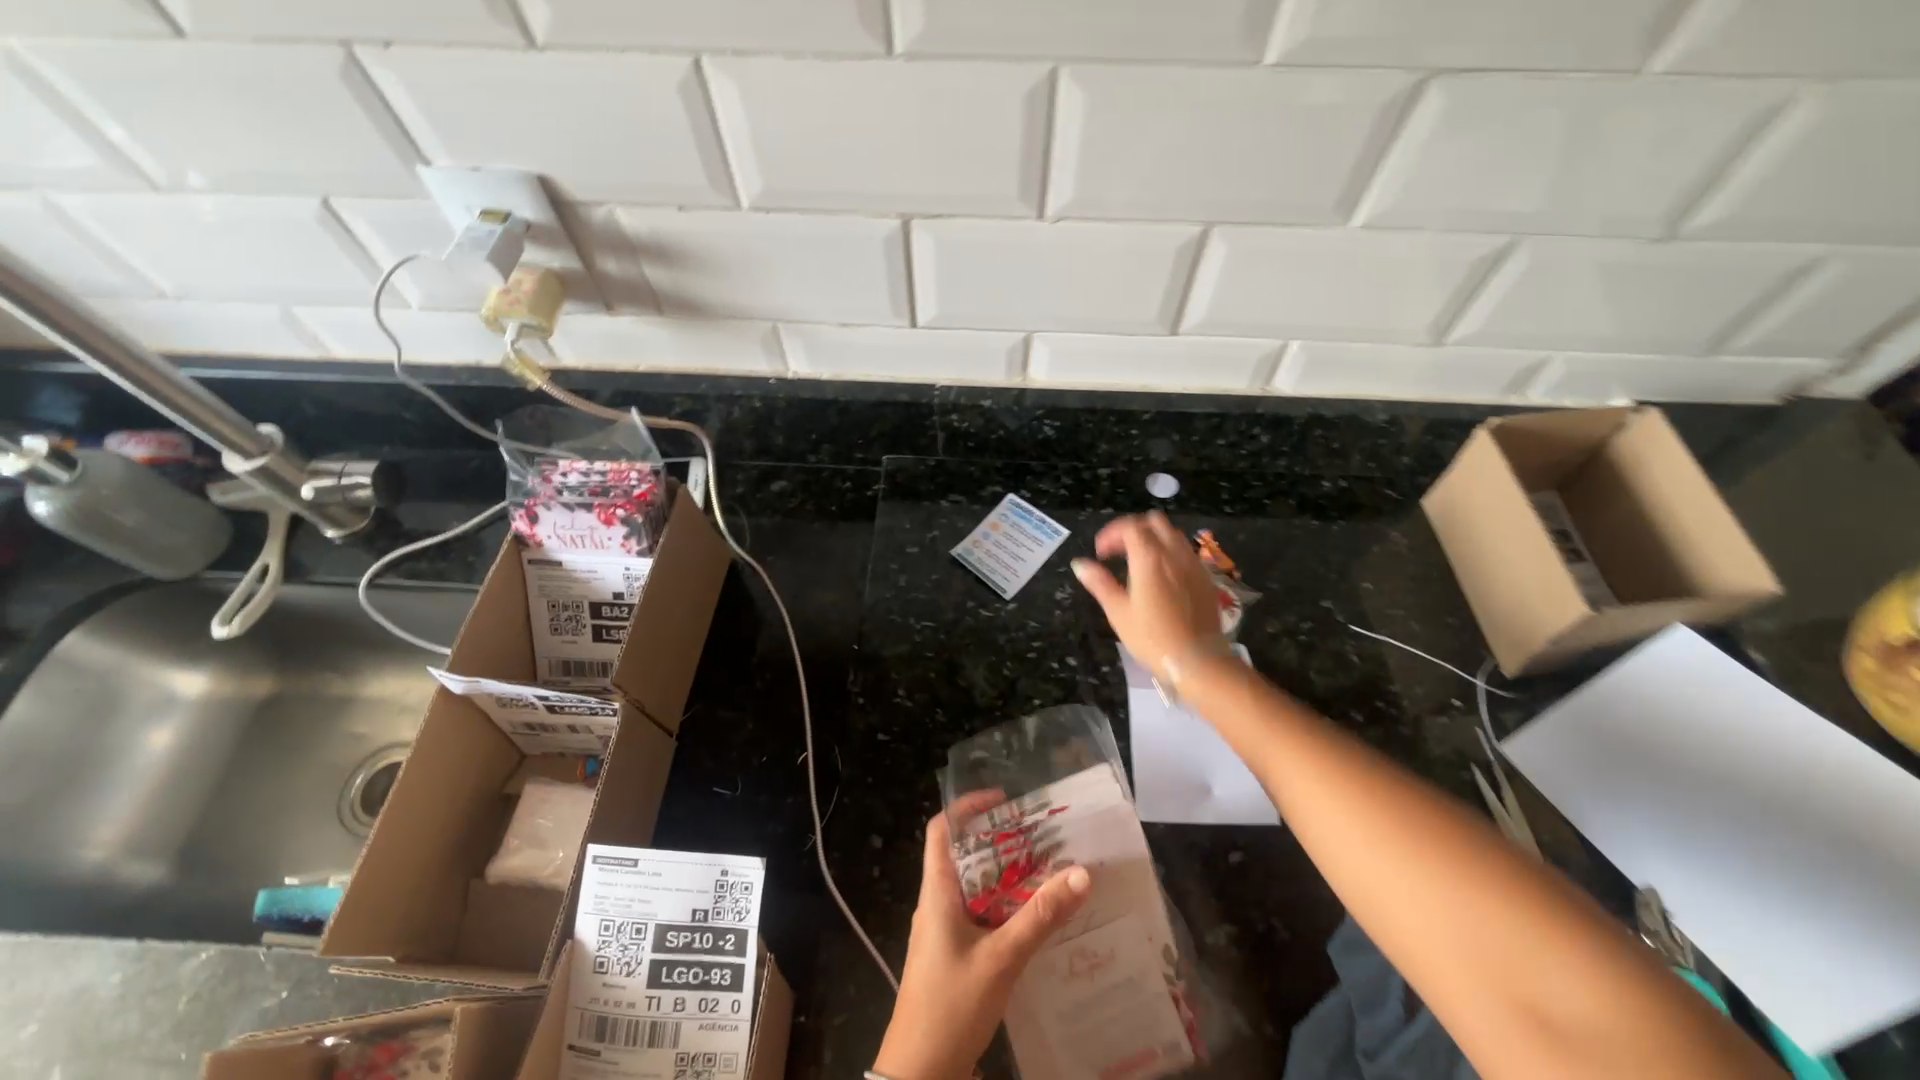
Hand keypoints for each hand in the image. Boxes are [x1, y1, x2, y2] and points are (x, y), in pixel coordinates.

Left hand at [872, 795, 1093, 1079]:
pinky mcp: (957, 958)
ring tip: (1052, 871)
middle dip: (1003, 843)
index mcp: (936, 893)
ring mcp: (945, 933)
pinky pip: (983, 919)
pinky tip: (1041, 921)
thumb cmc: (951, 1005)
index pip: (942, 831)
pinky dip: (1009, 911)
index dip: (967, 807)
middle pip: (966, 858)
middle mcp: (938, 905)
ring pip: (978, 890)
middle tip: (1045, 836)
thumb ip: (1040, 917)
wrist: (920, 1071)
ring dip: (1010, 879)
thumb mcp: (1001, 959)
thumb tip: (1080, 874)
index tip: (1005, 800)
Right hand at [1072, 512, 1225, 678]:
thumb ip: (1099, 583)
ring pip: (1173, 534)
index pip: (1129, 526)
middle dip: (1133, 530)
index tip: (1100, 553)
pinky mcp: (1206, 577)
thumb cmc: (1152, 638)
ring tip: (1139, 563)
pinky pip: (1187, 551)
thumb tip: (1080, 564)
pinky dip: (1171, 553)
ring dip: (1153, 539)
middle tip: (1119, 553)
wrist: (1198, 660)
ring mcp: (1194, 564)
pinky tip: (1163, 577)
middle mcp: (1174, 553)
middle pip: (1154, 522)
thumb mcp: (1118, 612)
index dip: (1111, 534)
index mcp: (1149, 558)